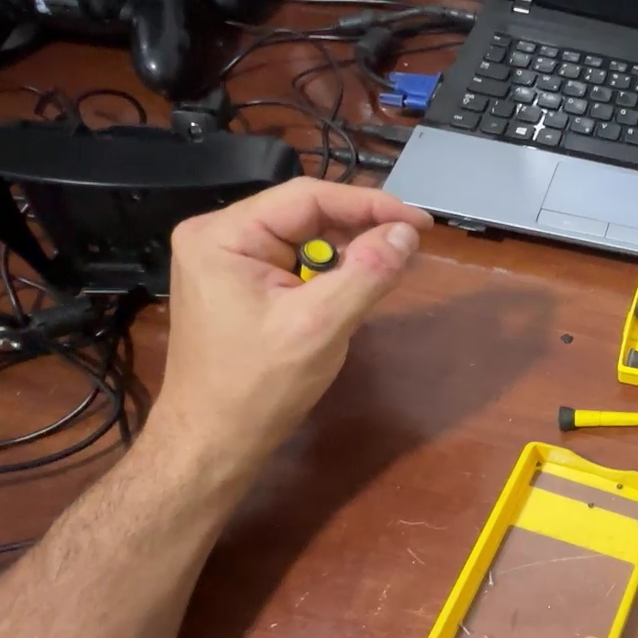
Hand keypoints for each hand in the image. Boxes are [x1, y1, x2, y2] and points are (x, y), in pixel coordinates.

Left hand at [145, 178, 433, 474]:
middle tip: (412, 245)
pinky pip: (298, 264)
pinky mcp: (243, 287)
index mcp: (224, 235)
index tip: (420, 223)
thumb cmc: (260, 384)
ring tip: (392, 266)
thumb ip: (367, 274)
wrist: (216, 439)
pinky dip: (335, 272)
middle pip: (307, 215)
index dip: (370, 204)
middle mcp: (220, 238)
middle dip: (362, 227)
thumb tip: (407, 234)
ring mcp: (229, 263)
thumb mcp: (321, 325)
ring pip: (306, 239)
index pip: (308, 198)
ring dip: (352, 251)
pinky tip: (360, 285)